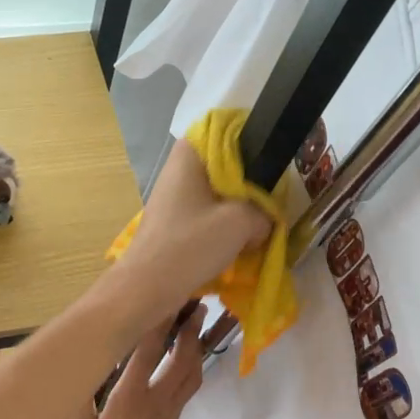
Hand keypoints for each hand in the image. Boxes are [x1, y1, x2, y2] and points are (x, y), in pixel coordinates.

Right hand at [69, 309, 204, 418]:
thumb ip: (79, 399)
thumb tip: (74, 369)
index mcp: (130, 397)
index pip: (148, 352)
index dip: (158, 323)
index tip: (164, 298)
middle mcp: (156, 396)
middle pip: (182, 356)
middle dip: (190, 327)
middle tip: (196, 301)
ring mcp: (171, 405)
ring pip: (193, 368)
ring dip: (198, 342)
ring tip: (199, 319)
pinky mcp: (176, 414)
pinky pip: (192, 381)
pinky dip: (195, 362)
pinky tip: (193, 352)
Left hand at [116, 141, 271, 316]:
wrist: (146, 288)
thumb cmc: (190, 245)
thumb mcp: (240, 222)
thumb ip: (262, 211)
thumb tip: (263, 219)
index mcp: (189, 155)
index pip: (227, 130)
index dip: (253, 144)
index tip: (272, 166)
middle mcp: (178, 169)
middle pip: (226, 165)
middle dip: (250, 184)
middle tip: (271, 203)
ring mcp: (174, 197)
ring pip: (218, 194)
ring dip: (239, 211)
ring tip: (259, 228)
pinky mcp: (174, 222)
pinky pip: (207, 215)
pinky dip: (224, 227)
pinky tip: (239, 245)